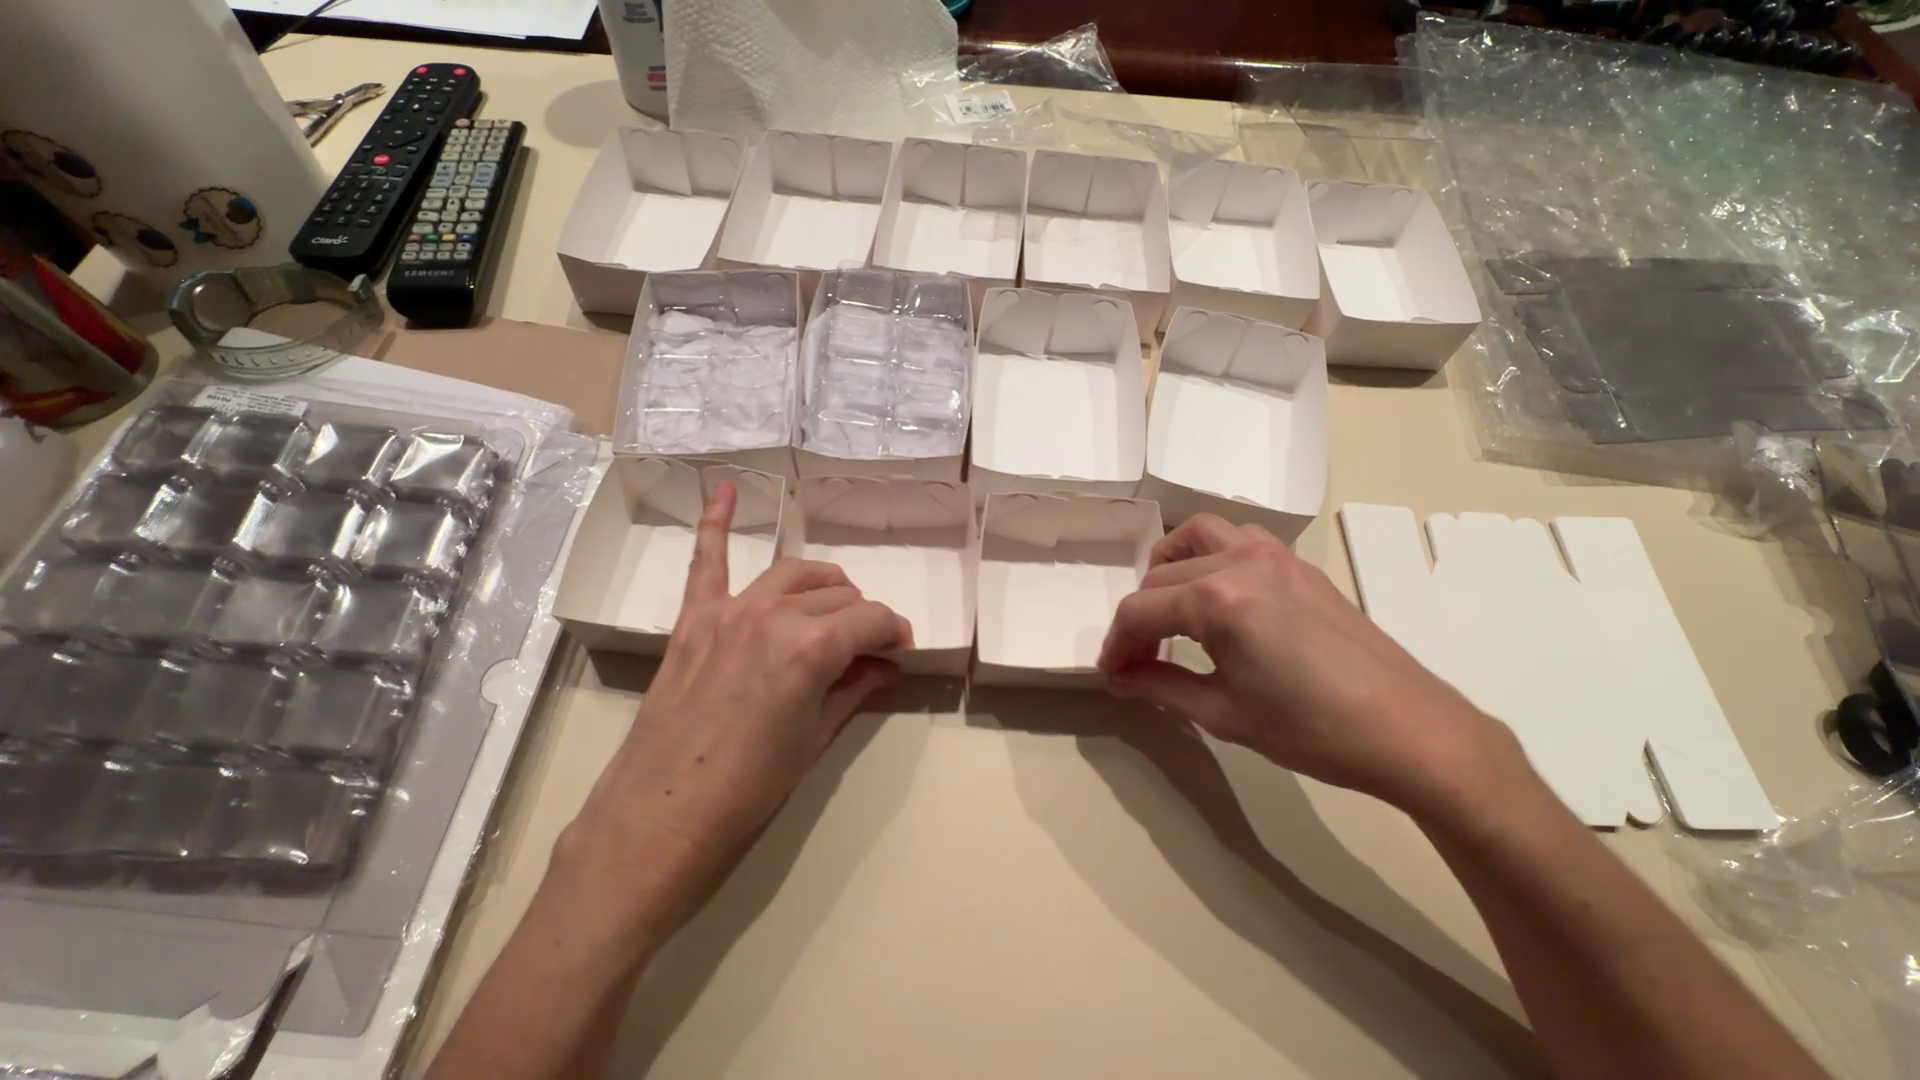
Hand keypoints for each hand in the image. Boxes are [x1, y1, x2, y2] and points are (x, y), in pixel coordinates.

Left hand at [564, 482, 912, 919]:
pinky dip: (716, 524)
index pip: (872, 620)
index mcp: (811, 648)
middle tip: (868, 647)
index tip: (903, 650)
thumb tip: (884, 665)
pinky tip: (726, 491)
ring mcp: (728, 612)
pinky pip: (707, 561)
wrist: (662, 815)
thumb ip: (853, 690)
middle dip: (862, 617)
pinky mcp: (693, 620)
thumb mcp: (815, 739)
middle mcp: (773, 615)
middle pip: (836, 595)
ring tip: (835, 604)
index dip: (895, 634)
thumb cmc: (750, 789)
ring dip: (822, 584)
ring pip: (792, 574)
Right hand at [1097, 514, 1520, 816]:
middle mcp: (1240, 562)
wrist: (1409, 730)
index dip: (1116, 644)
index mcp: (1216, 599)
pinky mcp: (1301, 566)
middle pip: (1161, 577)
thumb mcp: (1223, 714)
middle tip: (1137, 661)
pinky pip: (1239, 541)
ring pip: (1197, 539)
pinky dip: (1212, 557)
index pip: (1140, 611)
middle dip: (1139, 619)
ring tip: (1171, 614)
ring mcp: (1275, 557)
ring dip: (1171, 570)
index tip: (1110, 674)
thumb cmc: (1311, 730)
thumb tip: (1119, 677)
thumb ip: (1161, 685)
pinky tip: (1219, 599)